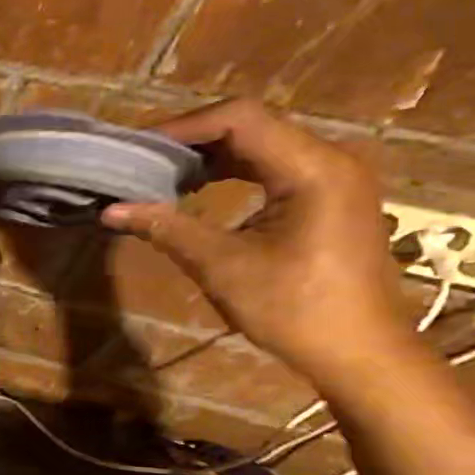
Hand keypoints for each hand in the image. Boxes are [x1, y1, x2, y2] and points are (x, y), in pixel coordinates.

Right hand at [101, 100, 410, 378]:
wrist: (362, 355)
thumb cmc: (296, 312)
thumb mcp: (224, 268)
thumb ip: (168, 229)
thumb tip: (111, 210)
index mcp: (312, 168)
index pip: (240, 119)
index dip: (184, 127)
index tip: (140, 147)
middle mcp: (330, 158)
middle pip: (252, 125)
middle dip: (193, 139)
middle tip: (144, 159)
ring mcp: (335, 176)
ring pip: (263, 144)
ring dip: (211, 154)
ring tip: (163, 172)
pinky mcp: (331, 195)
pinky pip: (275, 165)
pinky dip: (234, 171)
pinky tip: (201, 187)